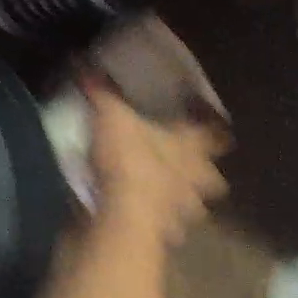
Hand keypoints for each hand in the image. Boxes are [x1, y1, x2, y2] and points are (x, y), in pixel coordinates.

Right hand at [89, 85, 228, 244]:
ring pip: (188, 202)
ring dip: (176, 198)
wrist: (124, 216)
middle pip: (207, 173)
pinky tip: (137, 216)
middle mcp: (198, 177)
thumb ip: (102, 96)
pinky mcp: (161, 231)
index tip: (203, 122)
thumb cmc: (129, 162)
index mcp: (192, 147)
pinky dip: (152, 220)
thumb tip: (87, 65)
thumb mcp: (110, 119)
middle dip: (196, 171)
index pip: (210, 133)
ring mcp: (183, 208)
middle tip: (179, 166)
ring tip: (156, 195)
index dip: (205, 126)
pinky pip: (161, 224)